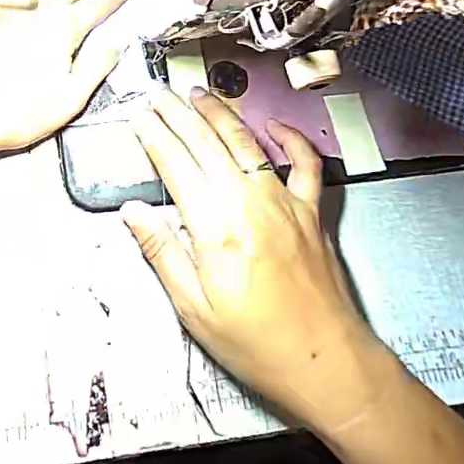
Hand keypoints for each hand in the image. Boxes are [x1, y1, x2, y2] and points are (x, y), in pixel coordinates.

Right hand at [124, 88, 399, 433]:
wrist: (331, 369)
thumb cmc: (258, 345)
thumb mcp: (194, 309)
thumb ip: (162, 254)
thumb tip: (132, 213)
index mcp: (217, 229)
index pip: (175, 164)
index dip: (153, 135)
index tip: (137, 117)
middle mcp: (251, 205)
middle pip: (207, 143)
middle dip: (178, 113)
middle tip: (158, 95)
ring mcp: (285, 205)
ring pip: (247, 143)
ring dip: (220, 114)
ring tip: (198, 94)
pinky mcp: (311, 213)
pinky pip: (306, 165)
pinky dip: (292, 139)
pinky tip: (276, 125)